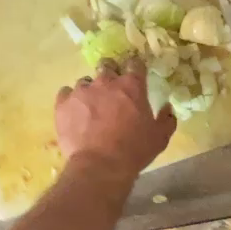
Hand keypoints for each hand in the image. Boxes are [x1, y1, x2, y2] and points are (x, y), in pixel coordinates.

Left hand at [56, 57, 176, 177]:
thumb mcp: (159, 138)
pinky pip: (65, 94)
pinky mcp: (63, 103)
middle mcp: (106, 81)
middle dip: (109, 73)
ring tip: (90, 108)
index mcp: (132, 85)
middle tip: (111, 90)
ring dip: (90, 91)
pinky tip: (74, 113)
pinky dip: (70, 100)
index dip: (134, 69)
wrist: (100, 165)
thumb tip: (167, 108)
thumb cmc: (134, 150)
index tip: (133, 77)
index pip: (134, 64)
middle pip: (106, 65)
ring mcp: (82, 91)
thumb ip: (166, 119)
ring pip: (85, 81)